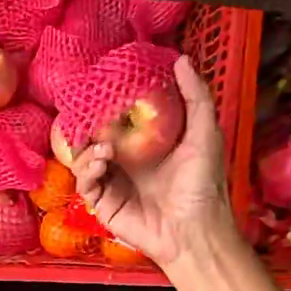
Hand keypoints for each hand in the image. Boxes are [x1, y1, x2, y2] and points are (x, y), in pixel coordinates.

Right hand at [70, 56, 235, 268]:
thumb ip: (195, 97)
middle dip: (89, 127)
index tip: (103, 89)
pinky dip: (88, 169)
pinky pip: (84, 182)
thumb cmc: (202, 185)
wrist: (194, 231)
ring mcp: (113, 183)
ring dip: (89, 149)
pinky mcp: (103, 204)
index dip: (108, 106)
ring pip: (85, 158)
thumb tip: (182, 60)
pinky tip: (102, 163)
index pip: (120, 121)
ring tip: (105, 148)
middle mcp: (126, 163)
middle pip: (96, 138)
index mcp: (147, 147)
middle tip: (88, 116)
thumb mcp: (205, 133)